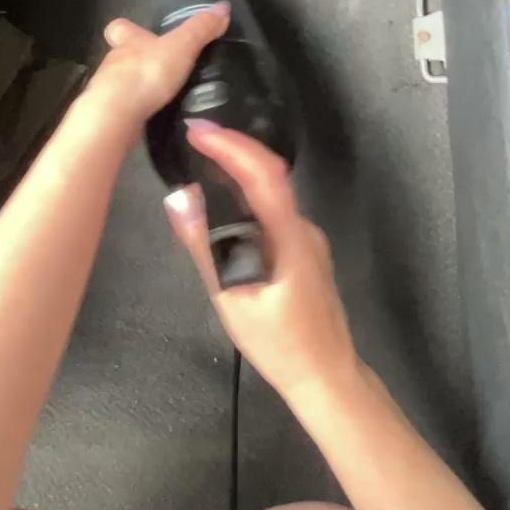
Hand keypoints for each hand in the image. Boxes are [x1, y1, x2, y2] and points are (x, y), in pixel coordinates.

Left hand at [79, 4, 230, 121]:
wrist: (115, 115)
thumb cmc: (146, 72)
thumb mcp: (182, 45)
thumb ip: (201, 29)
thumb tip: (223, 6)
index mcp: (128, 41)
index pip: (119, 27)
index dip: (128, 28)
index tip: (140, 32)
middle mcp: (114, 63)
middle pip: (122, 57)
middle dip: (138, 62)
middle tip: (162, 70)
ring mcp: (109, 90)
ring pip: (123, 84)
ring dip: (139, 88)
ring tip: (164, 97)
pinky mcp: (112, 115)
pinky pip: (126, 109)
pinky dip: (138, 112)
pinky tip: (155, 117)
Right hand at [164, 124, 358, 399]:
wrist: (329, 379)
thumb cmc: (281, 345)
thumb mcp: (232, 299)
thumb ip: (206, 247)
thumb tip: (180, 199)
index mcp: (289, 236)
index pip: (263, 173)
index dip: (232, 145)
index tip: (198, 130)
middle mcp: (303, 228)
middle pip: (268, 175)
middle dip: (230, 149)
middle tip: (193, 140)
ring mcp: (307, 239)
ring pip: (269, 195)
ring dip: (237, 174)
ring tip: (199, 166)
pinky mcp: (303, 251)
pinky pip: (271, 214)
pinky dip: (244, 200)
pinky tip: (221, 210)